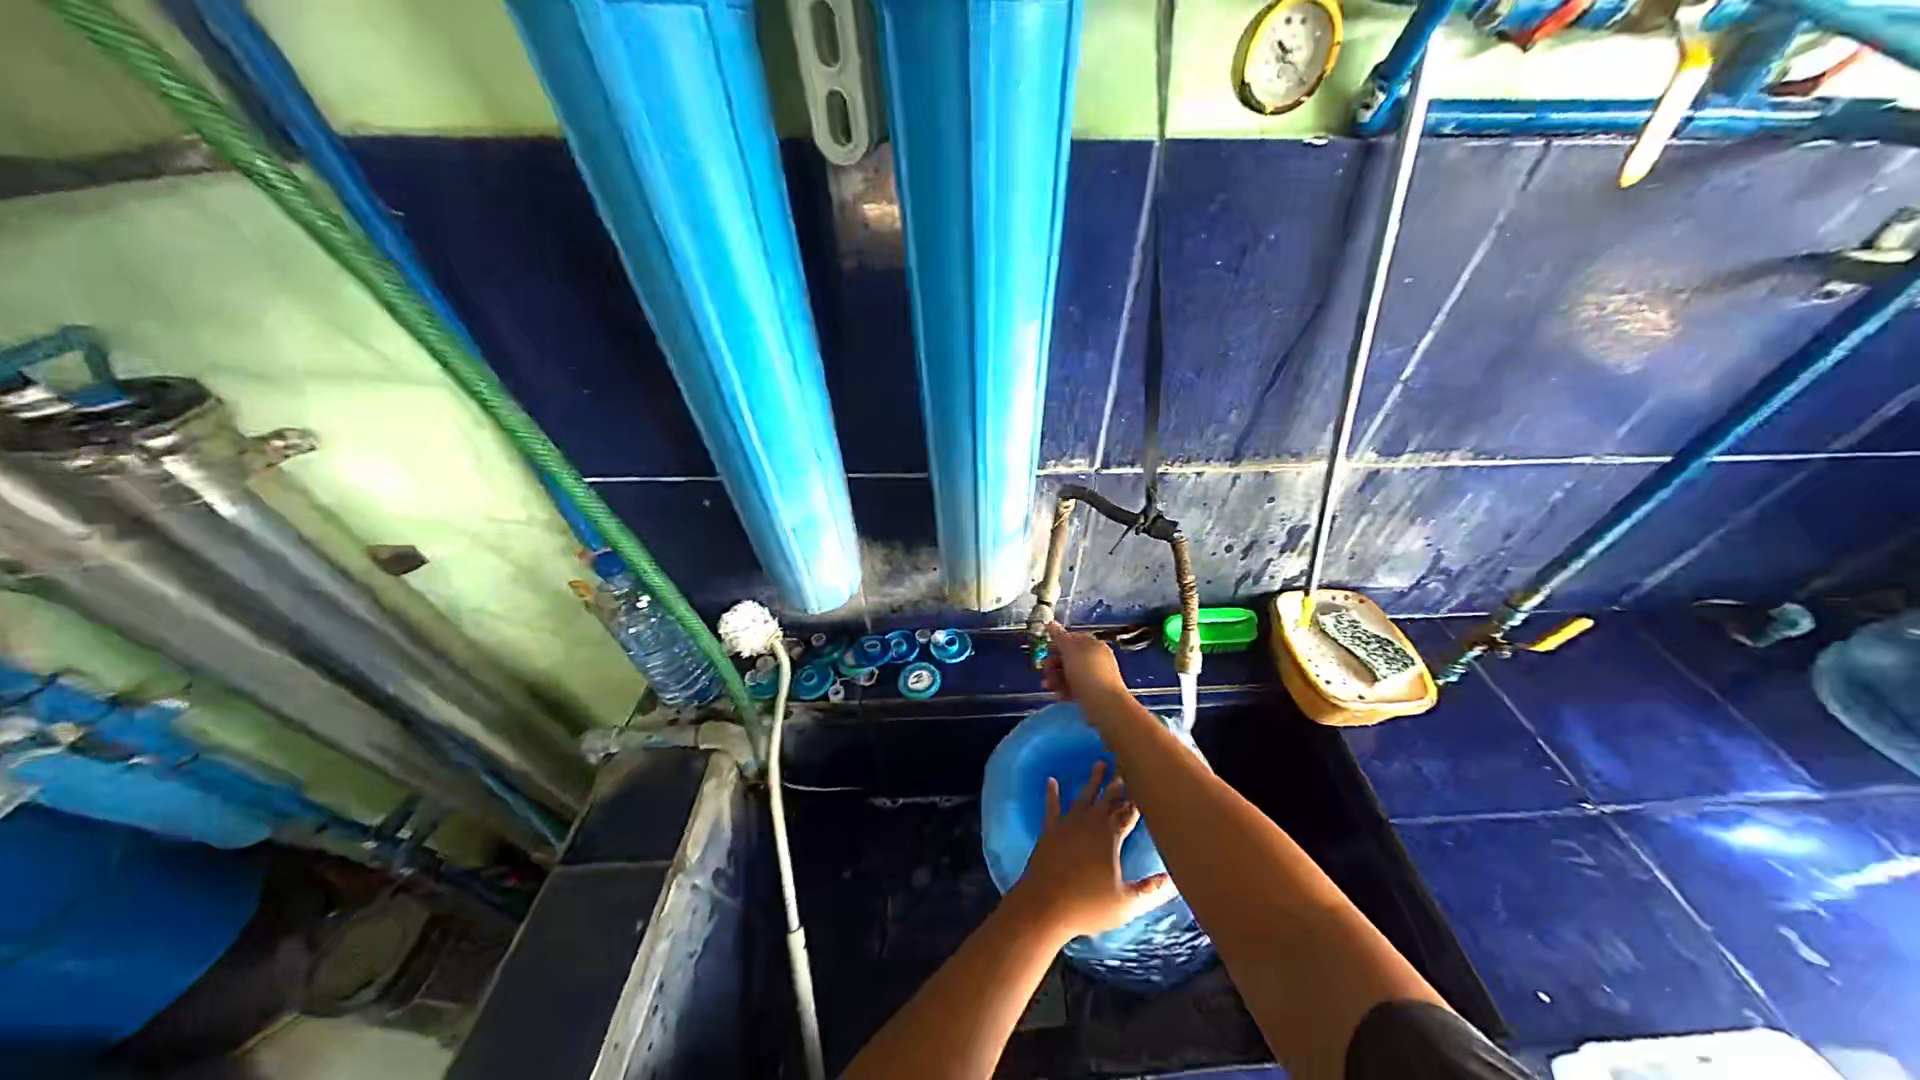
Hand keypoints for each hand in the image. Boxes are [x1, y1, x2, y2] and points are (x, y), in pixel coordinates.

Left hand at [1007, 760, 1176, 941]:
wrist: (1043, 906)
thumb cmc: (1087, 905)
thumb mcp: (1126, 903)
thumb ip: (1151, 891)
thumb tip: (1174, 881)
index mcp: (1110, 836)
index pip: (1129, 812)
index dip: (1138, 799)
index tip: (1147, 784)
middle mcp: (1090, 823)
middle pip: (1108, 799)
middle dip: (1119, 783)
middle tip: (1126, 765)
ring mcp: (1068, 825)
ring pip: (1084, 797)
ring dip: (1093, 780)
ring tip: (1100, 763)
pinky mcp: (1049, 831)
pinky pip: (1052, 808)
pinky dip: (1052, 794)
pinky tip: (1051, 781)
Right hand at [1042, 622, 1128, 706]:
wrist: (1104, 704)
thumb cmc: (1086, 672)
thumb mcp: (1070, 650)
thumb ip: (1059, 636)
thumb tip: (1051, 623)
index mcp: (1093, 645)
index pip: (1072, 638)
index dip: (1057, 644)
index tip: (1046, 650)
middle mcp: (1095, 659)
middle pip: (1069, 658)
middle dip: (1053, 664)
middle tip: (1046, 671)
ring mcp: (1094, 677)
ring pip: (1070, 674)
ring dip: (1056, 678)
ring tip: (1048, 686)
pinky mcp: (1092, 693)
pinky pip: (1074, 688)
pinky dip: (1064, 690)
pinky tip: (1058, 695)